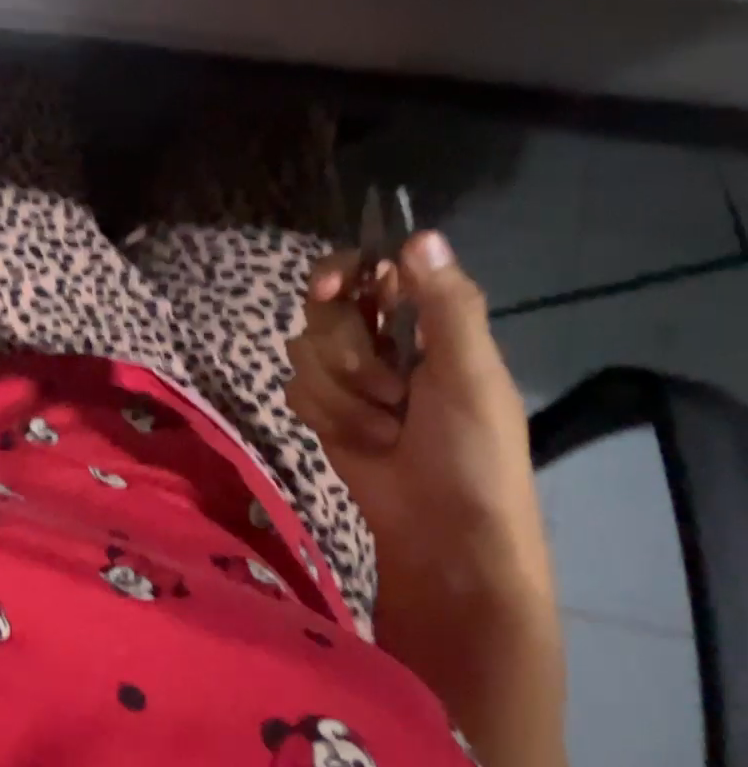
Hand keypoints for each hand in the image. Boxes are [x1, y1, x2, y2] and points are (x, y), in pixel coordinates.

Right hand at [288, 232, 548, 599]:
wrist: (441, 531)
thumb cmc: (473, 452)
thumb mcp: (471, 375)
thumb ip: (446, 304)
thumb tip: (419, 235)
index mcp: (427, 325)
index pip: (372, 270)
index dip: (343, 272)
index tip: (329, 290)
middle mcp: (382, 342)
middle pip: (325, 310)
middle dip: (348, 353)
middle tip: (384, 387)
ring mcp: (348, 376)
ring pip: (303, 350)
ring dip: (342, 394)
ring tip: (384, 428)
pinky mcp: (322, 407)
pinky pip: (294, 388)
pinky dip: (325, 415)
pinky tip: (359, 440)